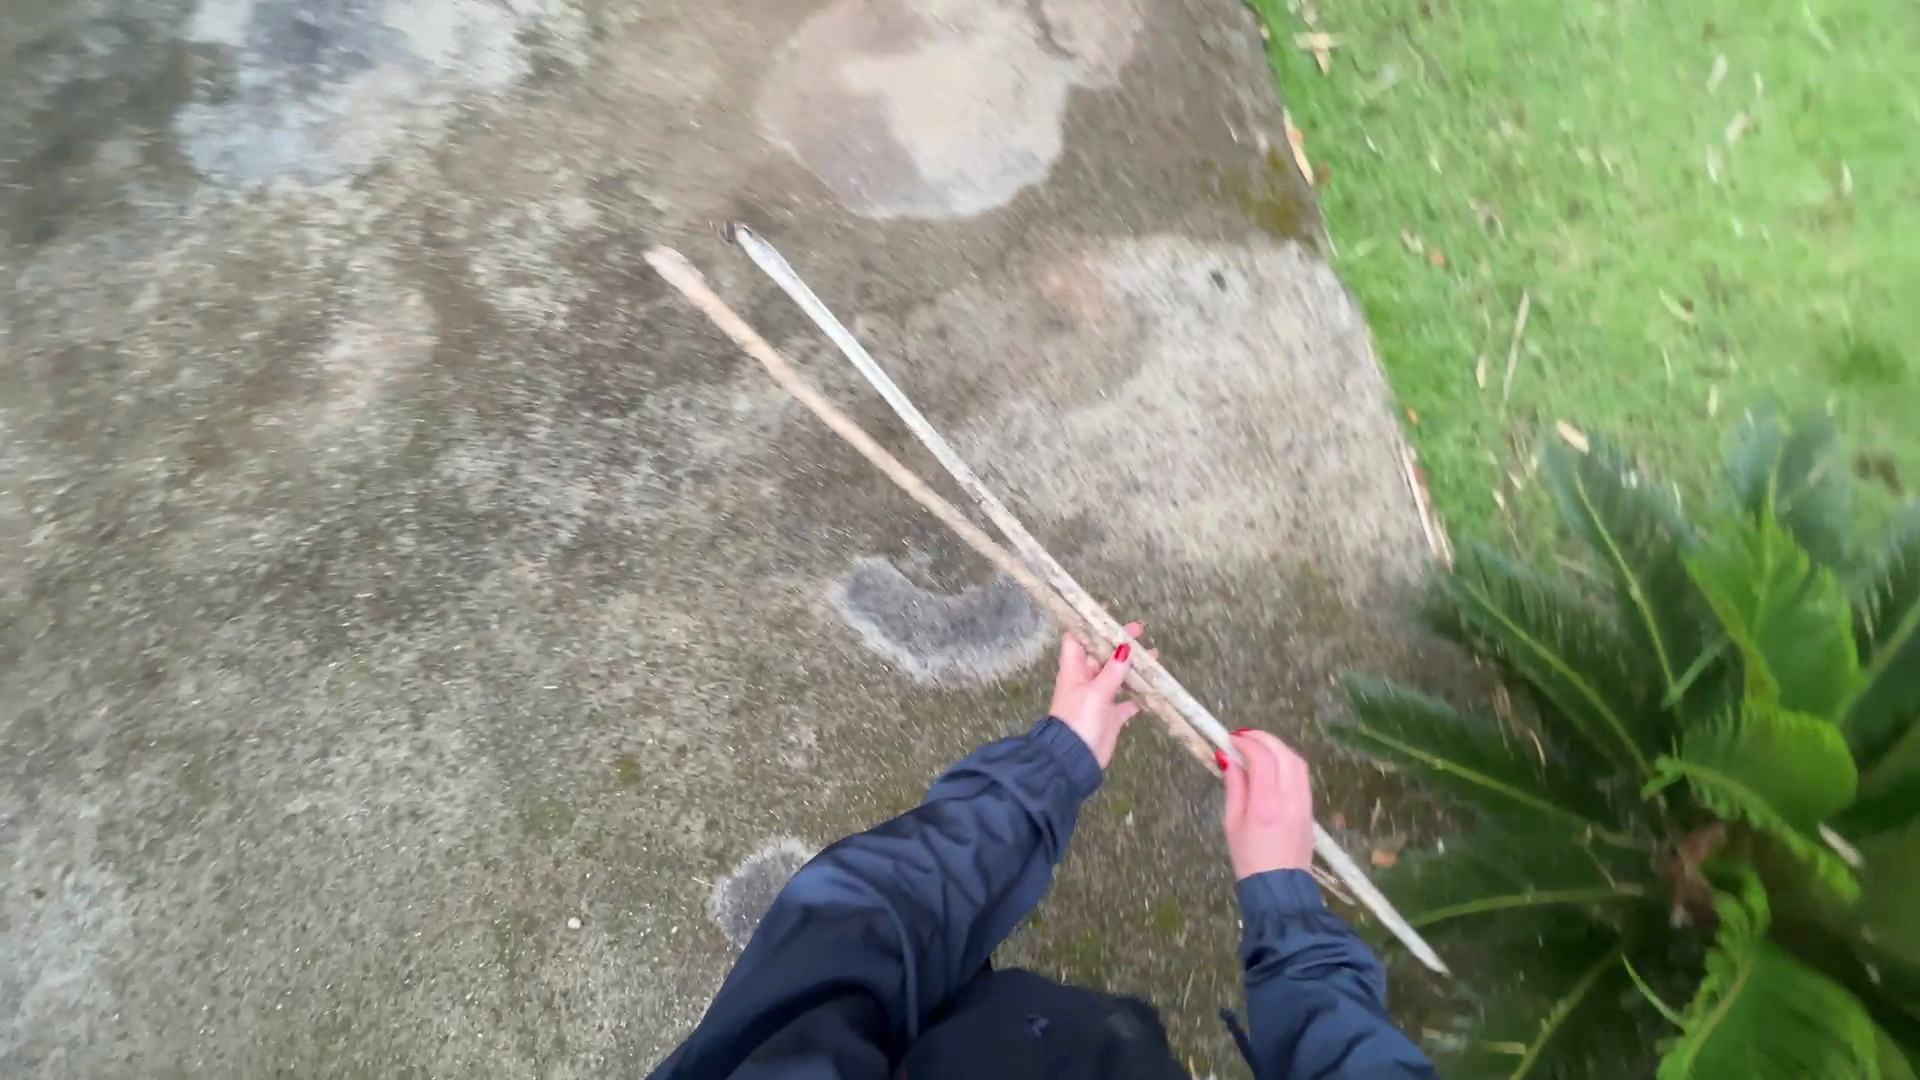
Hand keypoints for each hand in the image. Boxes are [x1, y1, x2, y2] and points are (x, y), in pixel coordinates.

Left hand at [1048, 622, 1142, 768]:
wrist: (1075, 758)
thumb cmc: (1079, 719)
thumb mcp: (1096, 692)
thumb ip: (1112, 671)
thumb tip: (1125, 648)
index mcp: (1074, 669)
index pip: (1077, 638)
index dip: (1088, 624)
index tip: (1105, 611)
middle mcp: (1085, 679)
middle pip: (1101, 654)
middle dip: (1119, 642)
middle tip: (1140, 630)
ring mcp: (1098, 698)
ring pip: (1117, 676)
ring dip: (1132, 666)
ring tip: (1153, 655)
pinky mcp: (1110, 716)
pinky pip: (1126, 701)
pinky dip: (1137, 695)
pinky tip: (1152, 688)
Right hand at [1221, 729, 1314, 879]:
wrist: (1279, 889)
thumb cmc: (1248, 857)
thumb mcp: (1231, 822)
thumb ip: (1234, 787)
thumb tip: (1228, 758)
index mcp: (1266, 804)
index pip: (1262, 759)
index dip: (1246, 742)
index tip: (1230, 739)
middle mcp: (1290, 800)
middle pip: (1283, 754)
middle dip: (1263, 738)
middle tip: (1243, 736)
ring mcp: (1304, 804)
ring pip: (1296, 762)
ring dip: (1277, 747)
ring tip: (1257, 746)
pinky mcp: (1310, 809)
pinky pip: (1301, 775)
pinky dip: (1286, 761)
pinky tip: (1271, 763)